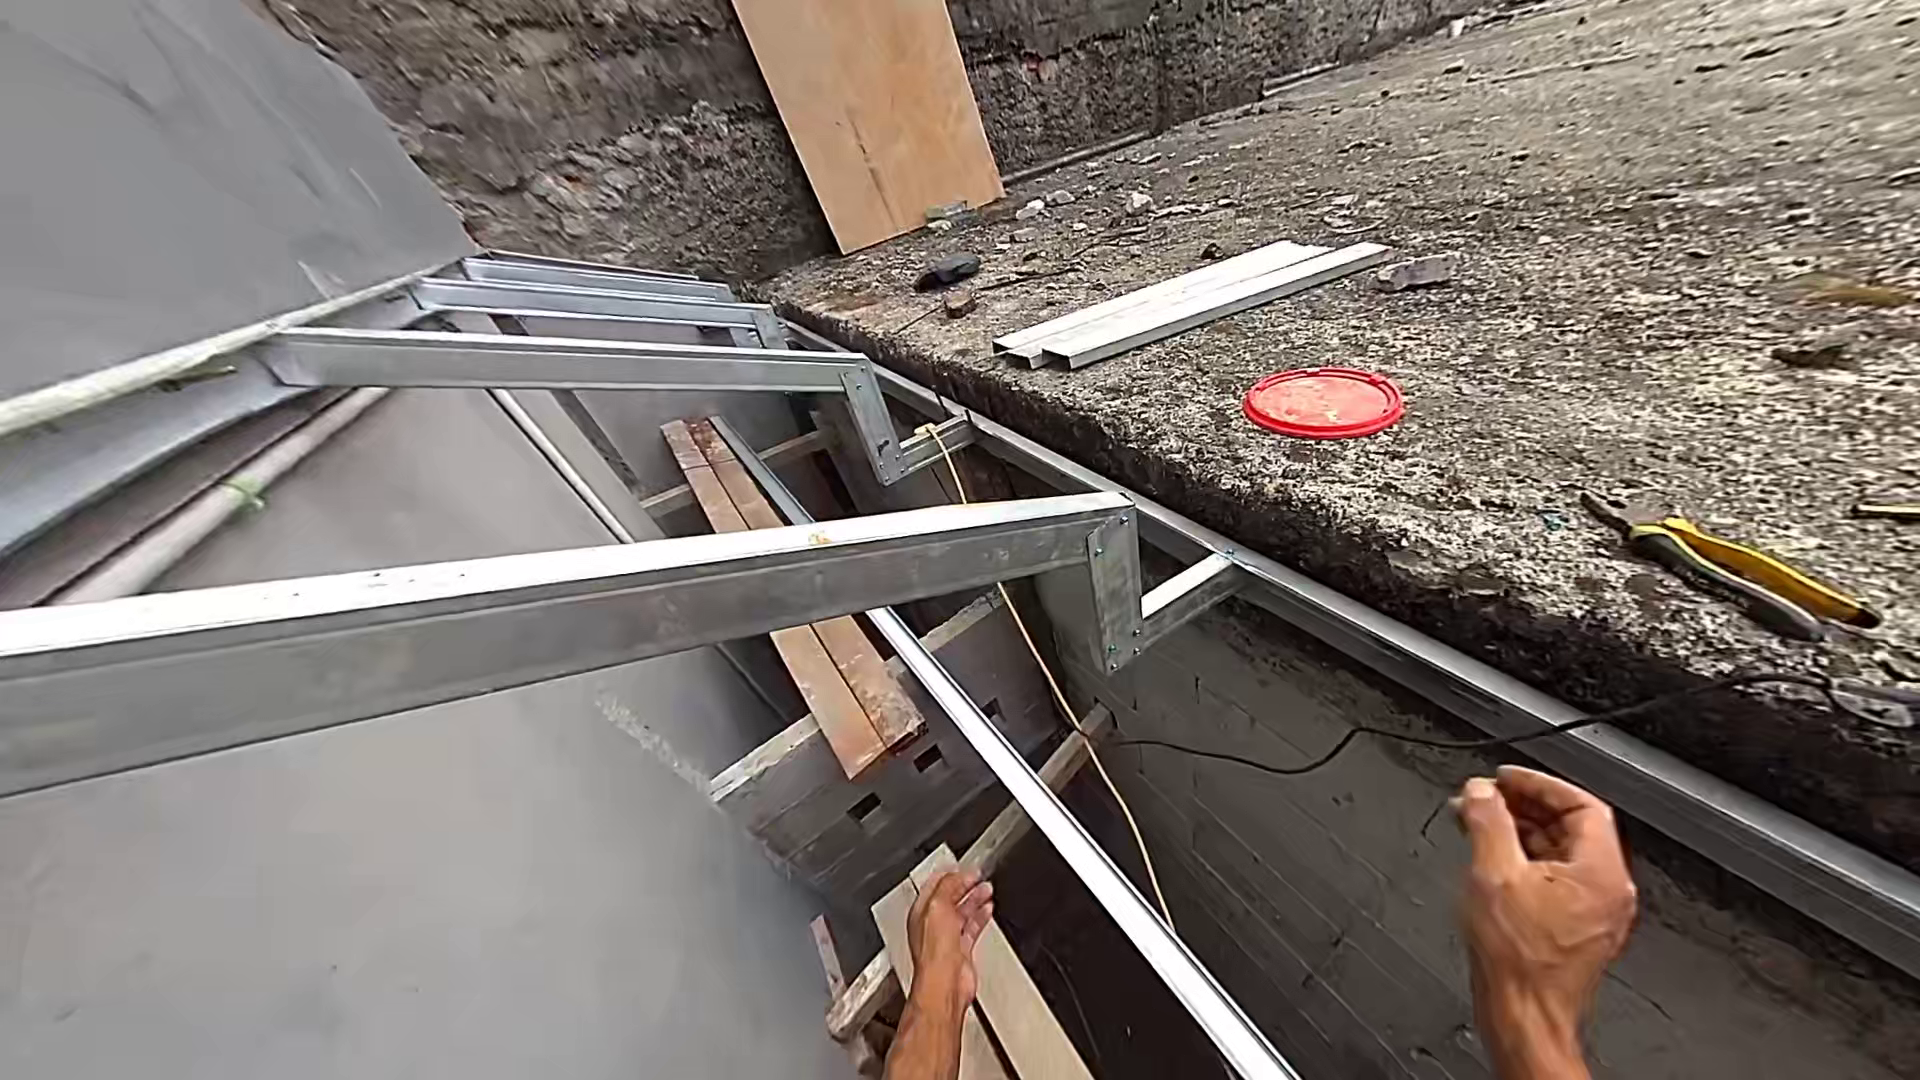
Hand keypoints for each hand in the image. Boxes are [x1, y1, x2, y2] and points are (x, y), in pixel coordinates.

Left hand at [907, 869, 993, 1007]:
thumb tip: (958, 875)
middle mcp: (932, 924)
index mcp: (921, 911)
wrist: (945, 987)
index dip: (951, 874)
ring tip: (987, 887)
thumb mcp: (939, 906)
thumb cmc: (934, 954)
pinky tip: (988, 908)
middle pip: (950, 897)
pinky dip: (981, 916)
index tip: (964, 867)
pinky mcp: (961, 952)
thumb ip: (948, 887)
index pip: (936, 885)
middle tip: (978, 875)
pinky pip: (972, 927)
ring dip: (975, 898)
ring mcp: (947, 939)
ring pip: (963, 911)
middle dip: (964, 884)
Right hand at [1454, 766, 1636, 1079]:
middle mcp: (1605, 889)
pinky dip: (1514, 847)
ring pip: (1554, 845)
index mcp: (1600, 875)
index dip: (1538, 783)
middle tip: (1479, 793)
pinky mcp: (1568, 916)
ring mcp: (1589, 905)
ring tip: (1471, 817)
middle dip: (1519, 802)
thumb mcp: (1491, 870)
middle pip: (1568, 824)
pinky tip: (1482, 846)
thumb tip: (1479, 790)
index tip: (1503, 776)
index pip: (1582, 806)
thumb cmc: (1516, 952)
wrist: (1522, 1004)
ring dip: (1512, 824)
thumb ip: (1486, 821)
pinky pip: (1546, 866)